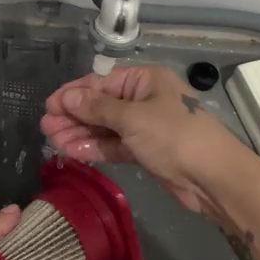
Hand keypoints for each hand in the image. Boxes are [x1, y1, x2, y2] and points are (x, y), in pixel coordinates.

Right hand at [40, 66, 246, 213]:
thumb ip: (97, 108)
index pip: (101, 82)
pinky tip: (71, 152)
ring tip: (52, 141)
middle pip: (101, 105)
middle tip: (45, 128)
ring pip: (105, 127)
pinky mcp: (145, 152)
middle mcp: (144, 100)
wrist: (214, 178)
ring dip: (79, 134)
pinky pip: (114, 146)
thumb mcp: (134, 117)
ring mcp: (145, 127)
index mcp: (146, 81)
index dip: (73, 94)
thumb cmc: (176, 137)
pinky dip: (94, 148)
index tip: (48, 106)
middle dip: (73, 116)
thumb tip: (67, 98)